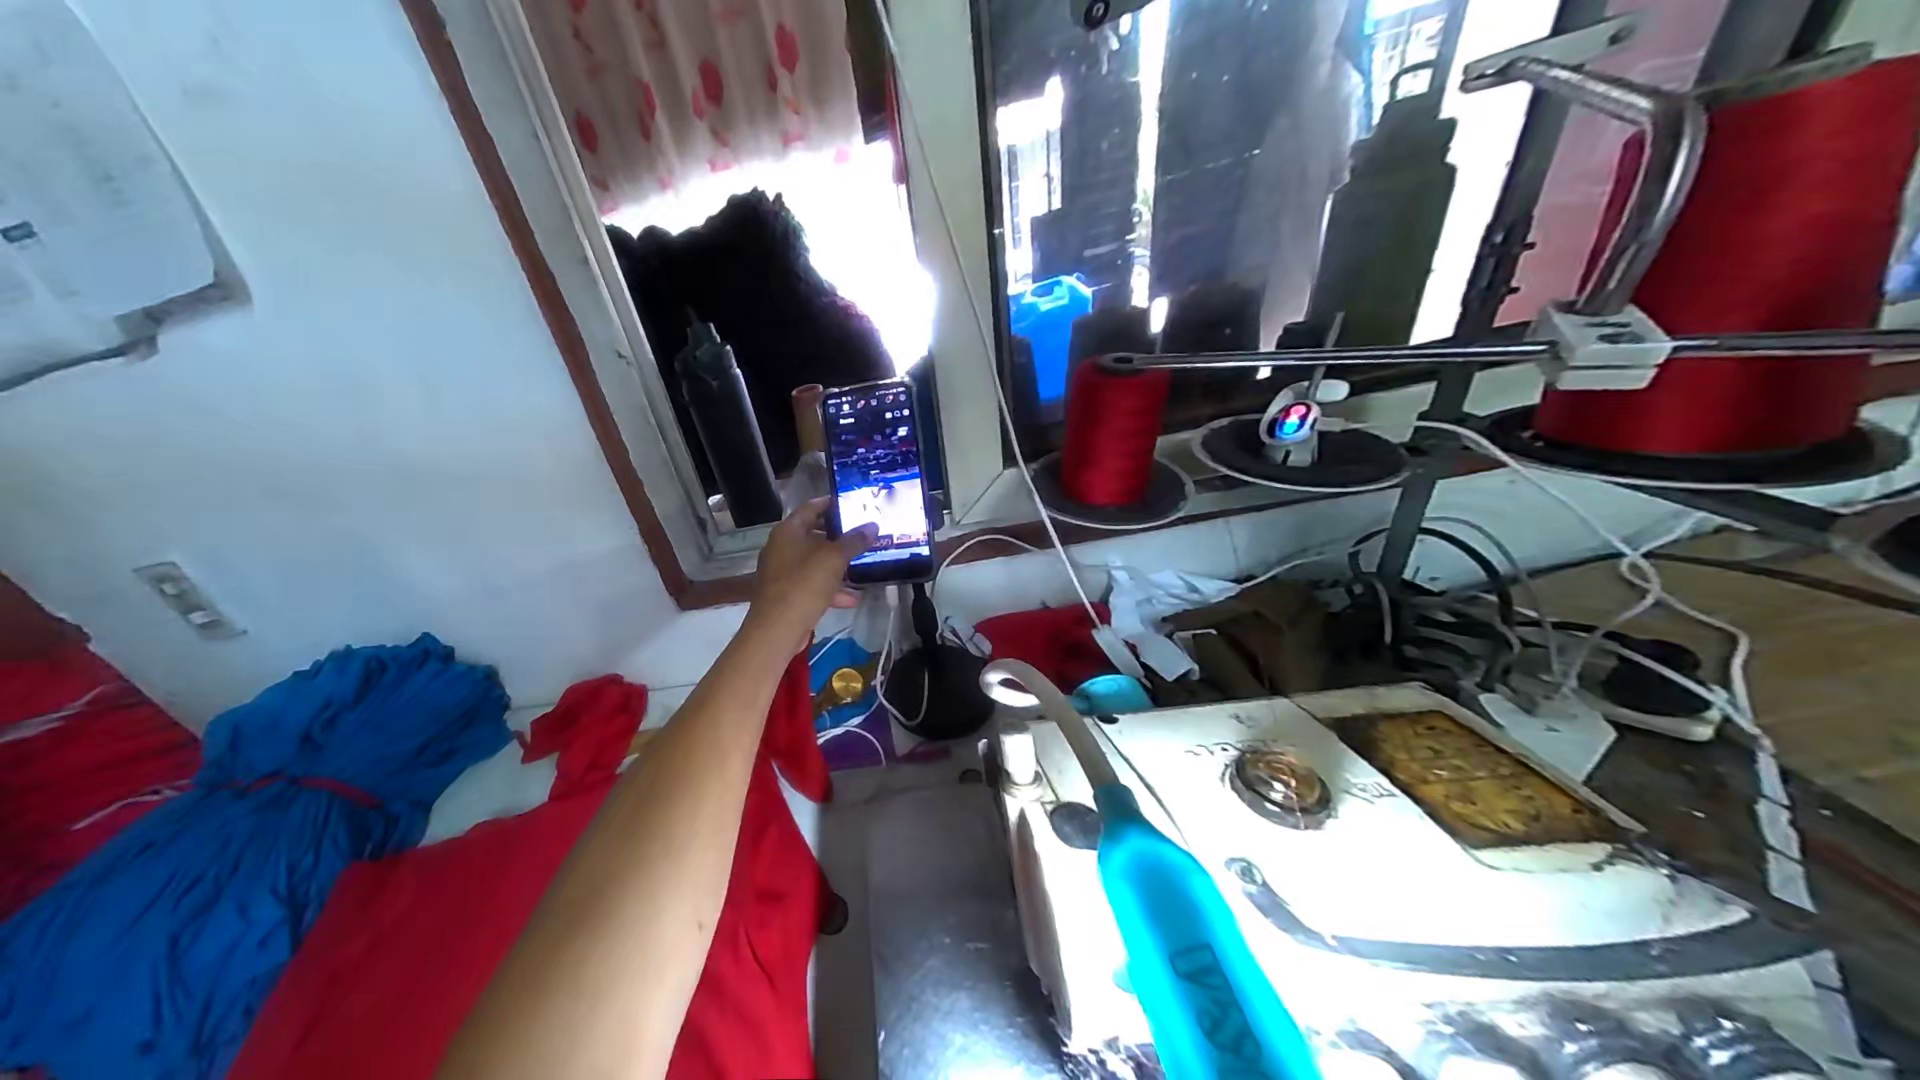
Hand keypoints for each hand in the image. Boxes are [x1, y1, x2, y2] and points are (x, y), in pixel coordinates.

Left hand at [746, 497, 877, 651]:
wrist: (777, 630)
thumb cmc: (803, 585)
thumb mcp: (834, 559)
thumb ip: (854, 541)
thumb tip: (872, 525)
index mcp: (788, 532)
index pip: (811, 507)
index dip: (831, 503)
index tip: (853, 503)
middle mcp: (782, 548)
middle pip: (814, 535)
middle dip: (840, 537)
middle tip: (864, 534)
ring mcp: (783, 573)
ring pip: (815, 562)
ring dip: (838, 565)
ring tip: (863, 566)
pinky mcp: (787, 595)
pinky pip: (813, 585)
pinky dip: (831, 589)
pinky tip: (852, 598)